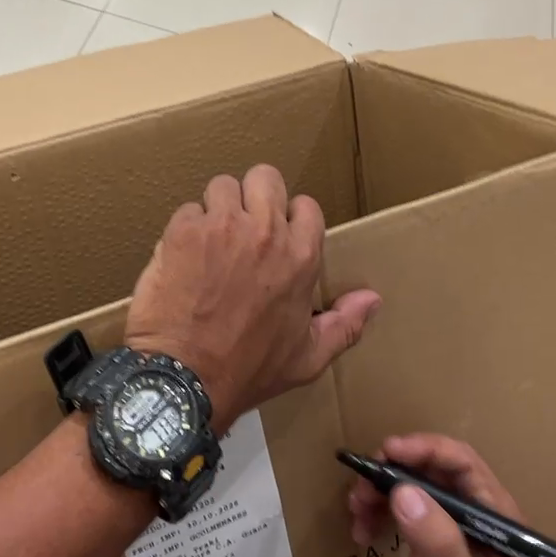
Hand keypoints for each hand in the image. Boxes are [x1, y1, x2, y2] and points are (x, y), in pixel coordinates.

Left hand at [125, 164, 380, 432]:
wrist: (184, 379)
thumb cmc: (247, 371)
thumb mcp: (307, 358)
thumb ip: (344, 324)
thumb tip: (372, 299)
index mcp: (301, 256)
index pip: (306, 205)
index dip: (291, 218)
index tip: (278, 237)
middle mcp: (265, 231)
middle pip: (265, 177)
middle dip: (254, 196)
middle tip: (242, 225)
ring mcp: (222, 226)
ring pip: (222, 186)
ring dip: (217, 208)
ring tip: (209, 240)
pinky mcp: (183, 231)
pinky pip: (187, 209)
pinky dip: (185, 229)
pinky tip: (183, 257)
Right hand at [347, 435, 529, 556]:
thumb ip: (441, 544)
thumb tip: (404, 491)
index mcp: (494, 514)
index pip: (461, 463)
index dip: (425, 449)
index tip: (389, 450)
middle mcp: (472, 511)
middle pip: (429, 470)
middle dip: (393, 471)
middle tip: (363, 484)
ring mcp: (449, 525)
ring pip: (410, 487)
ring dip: (379, 492)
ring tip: (355, 509)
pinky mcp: (428, 540)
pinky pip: (399, 511)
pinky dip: (377, 515)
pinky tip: (362, 532)